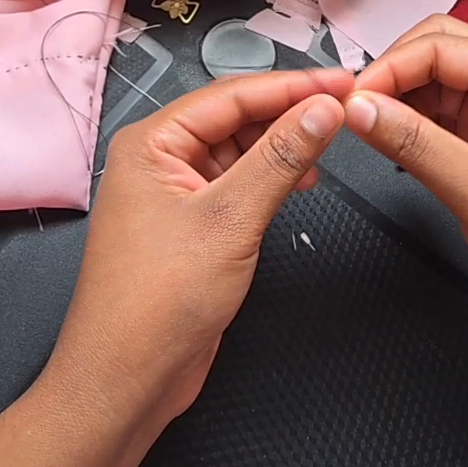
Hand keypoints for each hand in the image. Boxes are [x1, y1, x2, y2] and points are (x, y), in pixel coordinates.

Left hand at [45, 69, 355, 435]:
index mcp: (152, 141)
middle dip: (290, 112)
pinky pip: (239, 181)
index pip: (233, 94)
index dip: (292, 86)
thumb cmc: (155, 304)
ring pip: (241, 148)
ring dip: (284, 145)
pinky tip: (301, 179)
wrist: (124, 385)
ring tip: (329, 143)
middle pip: (237, 117)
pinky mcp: (194, 221)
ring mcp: (177, 190)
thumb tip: (322, 110)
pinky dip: (272, 177)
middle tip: (343, 108)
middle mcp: (161, 158)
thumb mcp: (230, 220)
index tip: (340, 82)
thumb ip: (280, 157)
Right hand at [345, 16, 467, 328]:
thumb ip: (414, 144)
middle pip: (439, 53)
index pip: (441, 46)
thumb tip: (359, 107)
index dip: (390, 67)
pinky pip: (445, 116)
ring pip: (438, 84)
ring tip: (369, 129)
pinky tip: (394, 142)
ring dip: (402, 100)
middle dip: (394, 75)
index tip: (352, 99)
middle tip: (356, 109)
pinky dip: (415, 125)